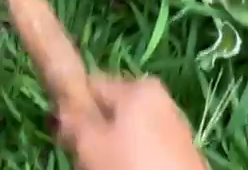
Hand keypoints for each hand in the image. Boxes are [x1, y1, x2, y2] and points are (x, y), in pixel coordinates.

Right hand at [58, 75, 206, 169]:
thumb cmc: (132, 169)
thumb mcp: (90, 143)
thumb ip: (71, 117)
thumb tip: (61, 104)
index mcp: (140, 87)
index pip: (91, 85)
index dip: (73, 110)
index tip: (64, 136)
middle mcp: (161, 101)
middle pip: (111, 112)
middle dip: (95, 134)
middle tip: (85, 159)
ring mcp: (176, 131)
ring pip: (128, 136)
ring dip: (113, 152)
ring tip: (104, 168)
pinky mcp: (185, 159)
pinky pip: (148, 153)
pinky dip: (135, 162)